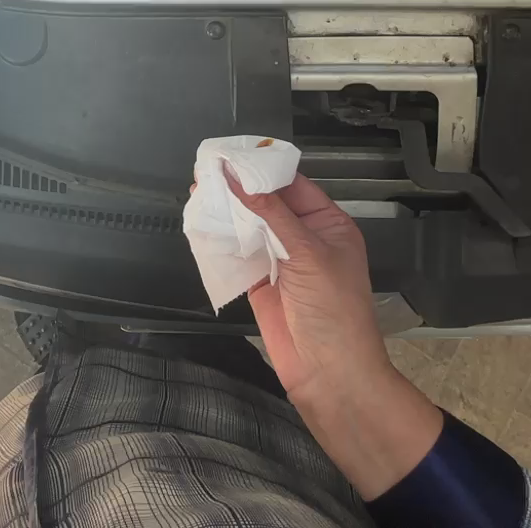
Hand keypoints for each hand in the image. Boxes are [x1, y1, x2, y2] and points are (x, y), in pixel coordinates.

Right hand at [229, 172, 442, 498]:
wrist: (330, 377)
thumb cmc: (334, 311)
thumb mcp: (308, 254)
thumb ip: (270, 213)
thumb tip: (236, 176)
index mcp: (327, 223)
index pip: (292, 184)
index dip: (262, 168)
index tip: (231, 153)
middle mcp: (303, 236)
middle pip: (266, 202)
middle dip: (238, 186)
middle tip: (205, 167)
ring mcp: (280, 259)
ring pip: (249, 225)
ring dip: (225, 210)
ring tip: (196, 189)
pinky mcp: (259, 281)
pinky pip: (237, 252)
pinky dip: (220, 239)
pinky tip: (200, 222)